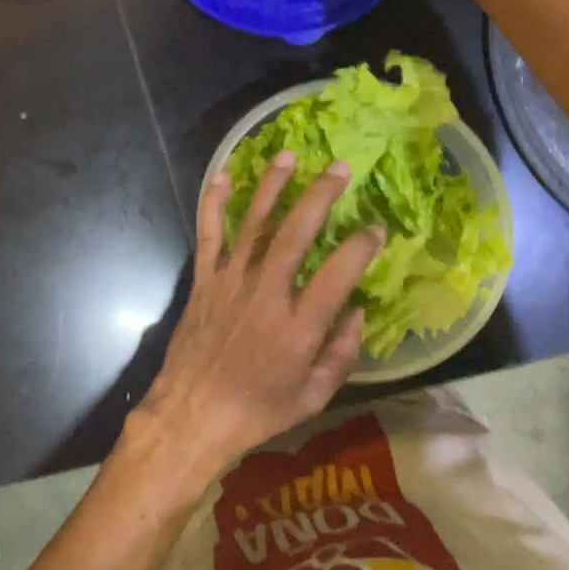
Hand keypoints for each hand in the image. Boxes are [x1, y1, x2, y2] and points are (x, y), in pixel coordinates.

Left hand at [131, 152, 383, 477]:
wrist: (192, 413)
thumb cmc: (257, 411)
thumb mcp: (314, 397)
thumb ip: (342, 354)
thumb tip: (359, 312)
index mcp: (299, 327)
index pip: (338, 273)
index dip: (361, 246)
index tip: (376, 229)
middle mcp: (265, 295)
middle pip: (296, 233)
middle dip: (320, 196)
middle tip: (339, 168)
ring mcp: (229, 283)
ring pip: (254, 224)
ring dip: (272, 187)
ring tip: (288, 155)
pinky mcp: (203, 281)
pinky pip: (209, 235)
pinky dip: (214, 204)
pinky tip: (222, 176)